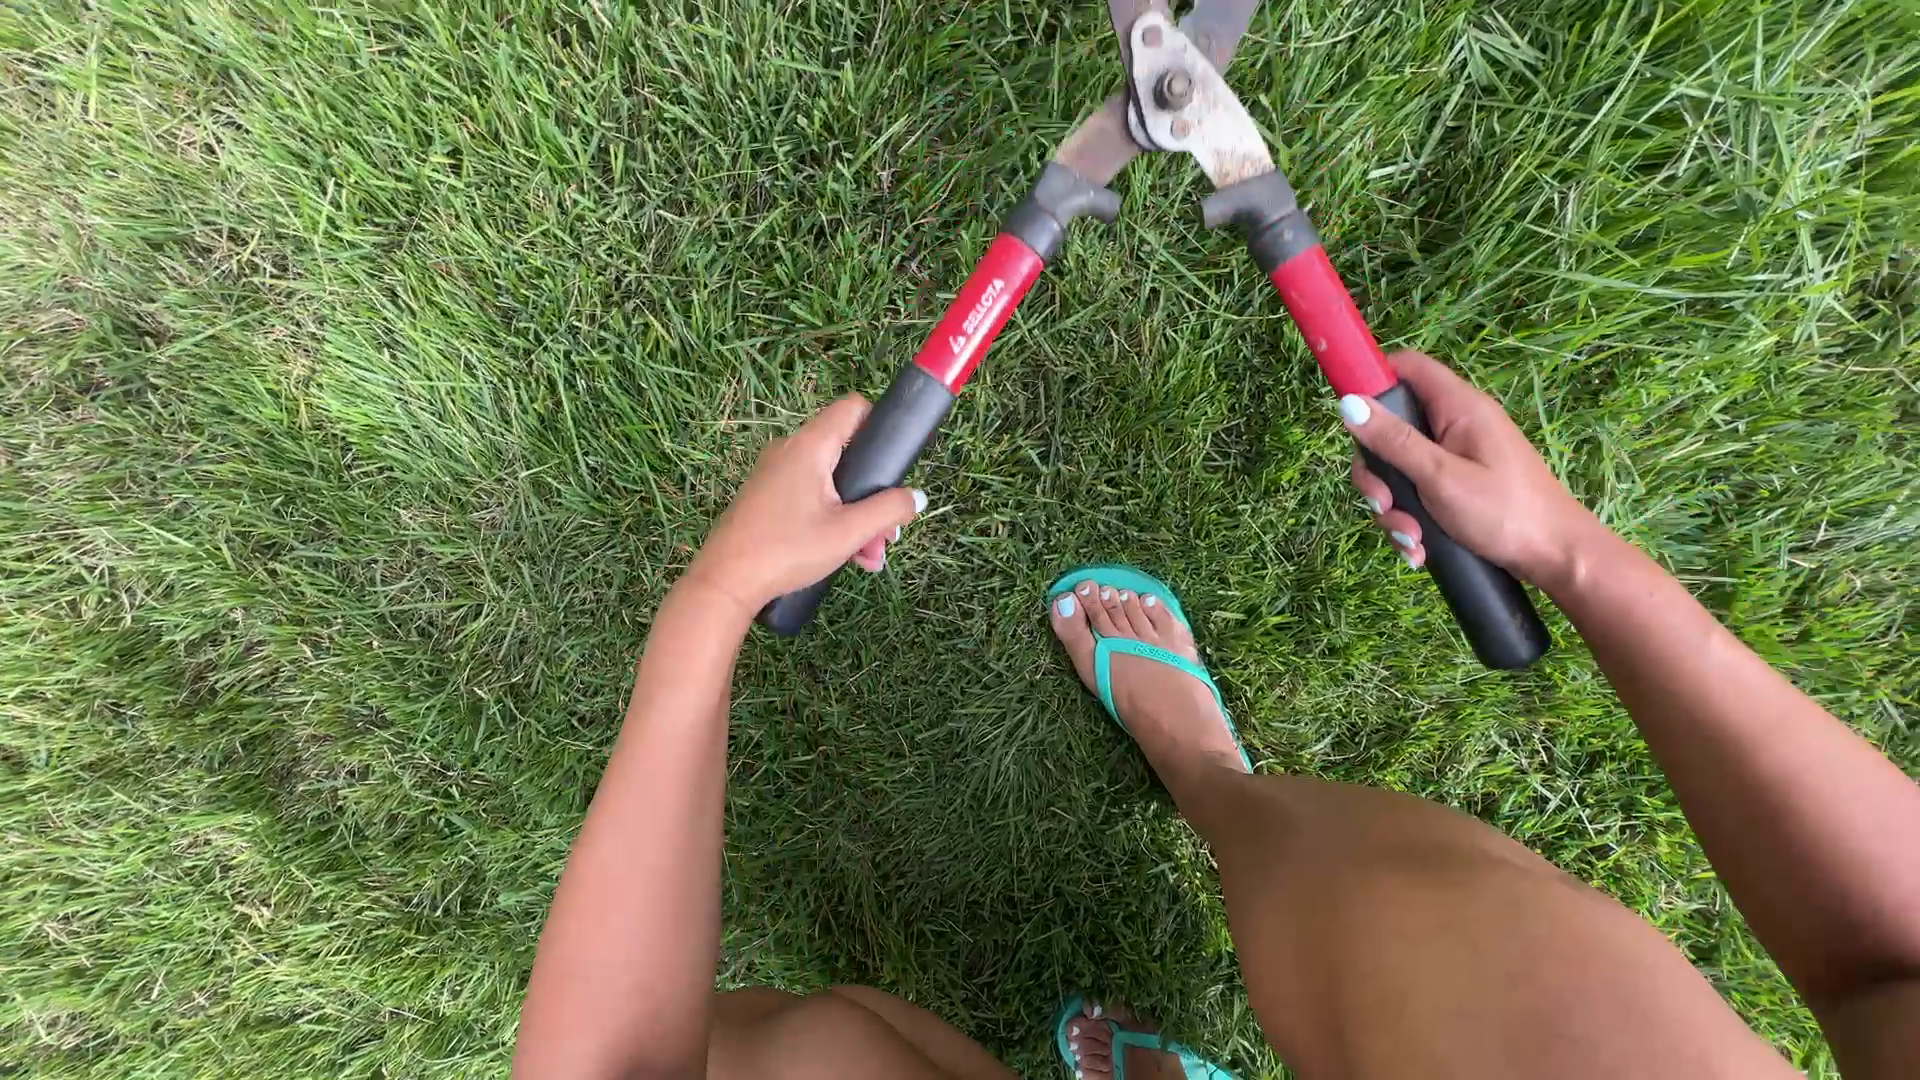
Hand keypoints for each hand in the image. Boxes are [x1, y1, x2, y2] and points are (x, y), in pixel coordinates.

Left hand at [685, 396, 925, 616]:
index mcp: (810, 447)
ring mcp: (775, 474)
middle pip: (847, 457)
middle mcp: (790, 452)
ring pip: (832, 484)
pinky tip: (846, 558)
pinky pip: (811, 498)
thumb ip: (889, 511)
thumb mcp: (848, 533)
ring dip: (857, 516)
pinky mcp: (767, 497)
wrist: (726, 582)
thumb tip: (916, 498)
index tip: (896, 460)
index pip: (852, 409)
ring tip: (869, 558)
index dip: (880, 425)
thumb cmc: (788, 550)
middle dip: (873, 495)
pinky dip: (832, 520)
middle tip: (887, 534)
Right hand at [1344, 351, 1605, 590]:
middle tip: (1382, 502)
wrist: (1555, 559)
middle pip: (1387, 430)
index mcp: (1458, 409)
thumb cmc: (1505, 511)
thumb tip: (1348, 404)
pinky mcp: (1450, 487)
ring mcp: (1451, 458)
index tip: (1345, 411)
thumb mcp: (1440, 476)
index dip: (1371, 380)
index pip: (1407, 369)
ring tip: (1411, 537)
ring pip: (1394, 470)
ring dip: (1391, 507)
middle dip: (1376, 473)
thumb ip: (1393, 440)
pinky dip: (1408, 521)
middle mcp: (1452, 427)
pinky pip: (1411, 494)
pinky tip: (1418, 547)